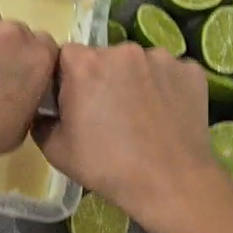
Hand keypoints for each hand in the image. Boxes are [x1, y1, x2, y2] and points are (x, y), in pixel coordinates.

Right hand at [33, 42, 232, 227]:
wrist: (169, 183)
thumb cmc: (105, 166)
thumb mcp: (55, 150)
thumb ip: (42, 121)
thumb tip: (45, 111)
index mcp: (84, 64)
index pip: (66, 57)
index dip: (67, 79)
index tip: (73, 102)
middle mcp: (122, 50)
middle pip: (104, 57)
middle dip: (101, 78)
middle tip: (106, 113)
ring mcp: (161, 57)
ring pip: (138, 64)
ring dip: (134, 81)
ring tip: (139, 116)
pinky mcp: (191, 70)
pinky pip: (169, 74)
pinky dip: (164, 88)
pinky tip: (164, 115)